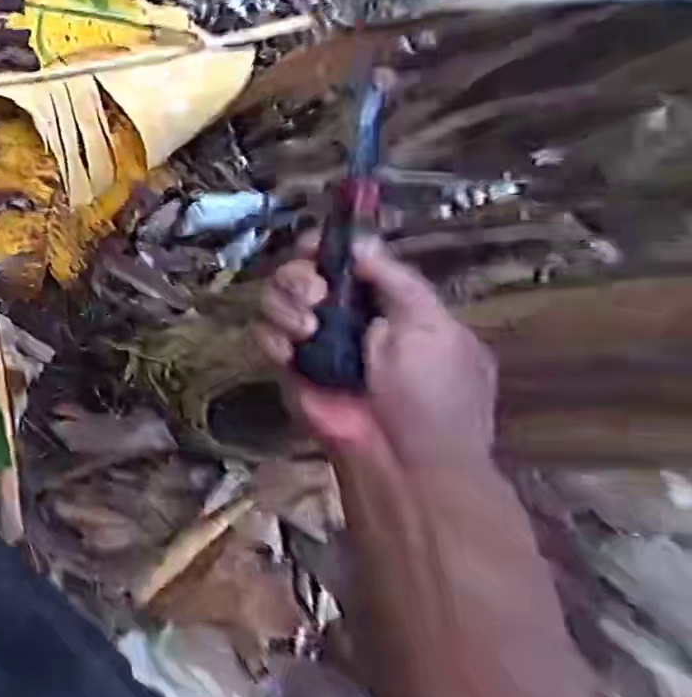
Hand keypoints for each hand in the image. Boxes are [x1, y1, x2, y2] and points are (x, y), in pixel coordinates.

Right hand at [252, 237, 498, 469]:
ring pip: (271, 299)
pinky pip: (260, 335)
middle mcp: (341, 315)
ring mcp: (309, 339)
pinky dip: (272, 340)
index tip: (311, 248)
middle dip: (297, 278)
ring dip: (284, 308)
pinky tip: (292, 356)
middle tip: (313, 296)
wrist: (402, 456)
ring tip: (306, 331)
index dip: (321, 249)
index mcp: (383, 303)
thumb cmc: (433, 394)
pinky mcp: (284, 362)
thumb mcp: (435, 330)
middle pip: (296, 273)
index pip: (342, 261)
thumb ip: (398, 282)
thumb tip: (361, 240)